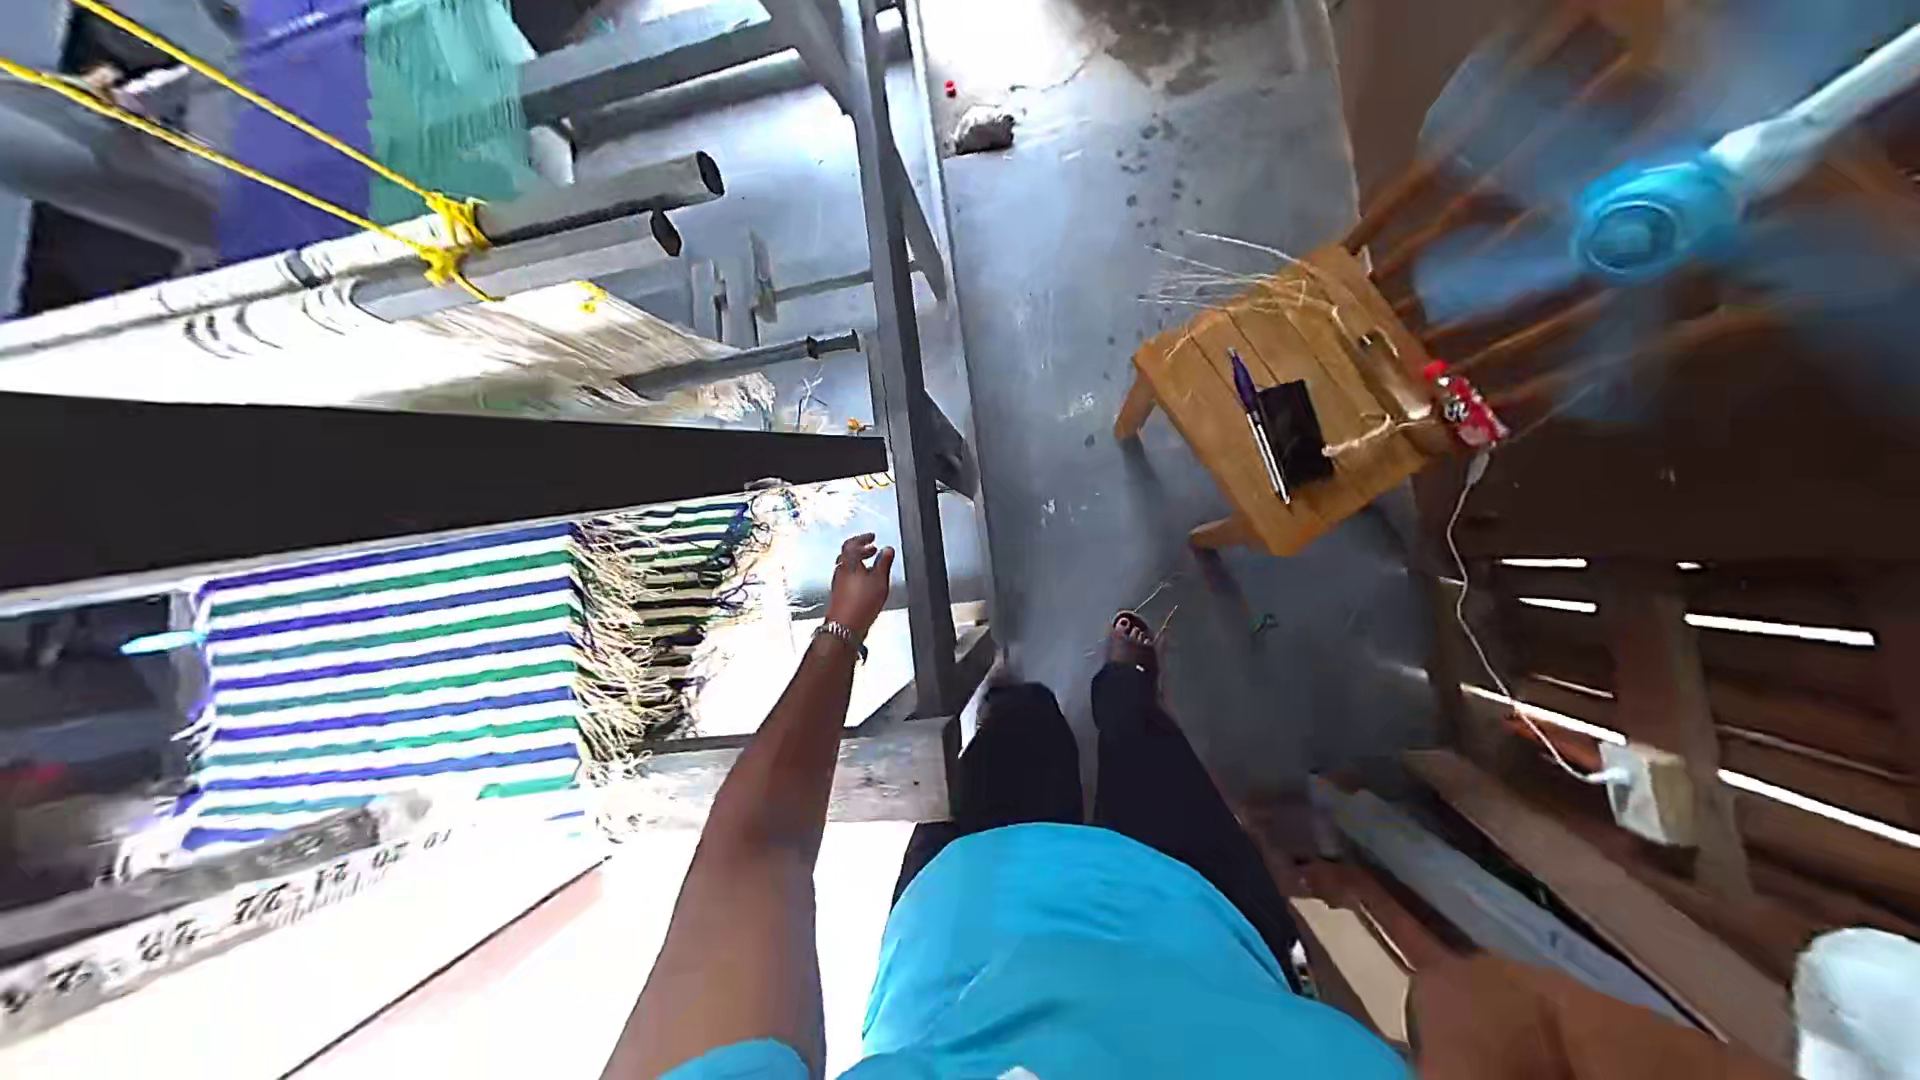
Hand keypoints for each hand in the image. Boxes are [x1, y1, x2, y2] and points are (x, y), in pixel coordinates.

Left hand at [824, 533, 892, 639]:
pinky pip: (848, 579)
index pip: (852, 543)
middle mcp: (840, 571)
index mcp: (849, 563)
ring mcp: (838, 584)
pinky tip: (866, 582)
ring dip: (859, 562)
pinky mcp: (840, 595)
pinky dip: (857, 574)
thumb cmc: (860, 603)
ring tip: (871, 565)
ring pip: (847, 567)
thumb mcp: (880, 580)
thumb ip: (884, 562)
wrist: (845, 627)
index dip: (862, 538)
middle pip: (848, 554)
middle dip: (861, 549)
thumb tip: (888, 550)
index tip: (871, 536)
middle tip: (872, 548)